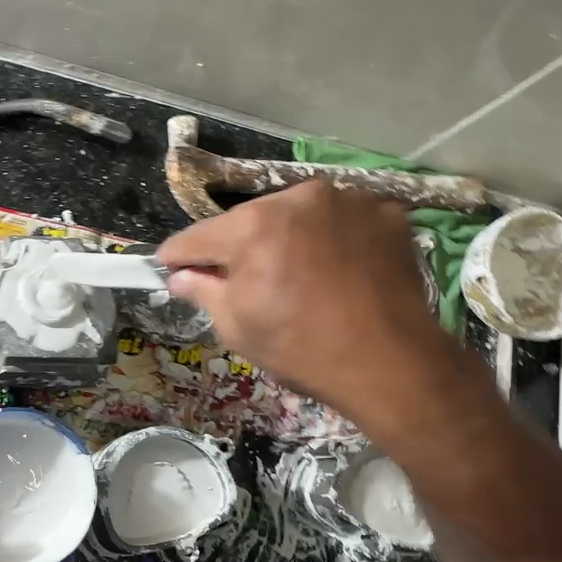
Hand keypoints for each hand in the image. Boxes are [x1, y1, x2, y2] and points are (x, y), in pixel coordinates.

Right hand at [158, 181, 488, 434]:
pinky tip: (337, 270)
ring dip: (287, 238)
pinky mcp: (387, 213)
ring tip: (295, 276)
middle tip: (241, 282)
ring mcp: (348, 200)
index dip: (179, 257)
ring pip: (297, 215)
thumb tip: (180, 276)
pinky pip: (342, 220)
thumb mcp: (238, 327)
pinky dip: (332, 239)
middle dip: (239, 247)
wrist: (391, 363)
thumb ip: (204, 291)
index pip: (196, 236)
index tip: (170, 268)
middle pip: (249, 220)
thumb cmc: (302, 349)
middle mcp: (298, 198)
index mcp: (252, 226)